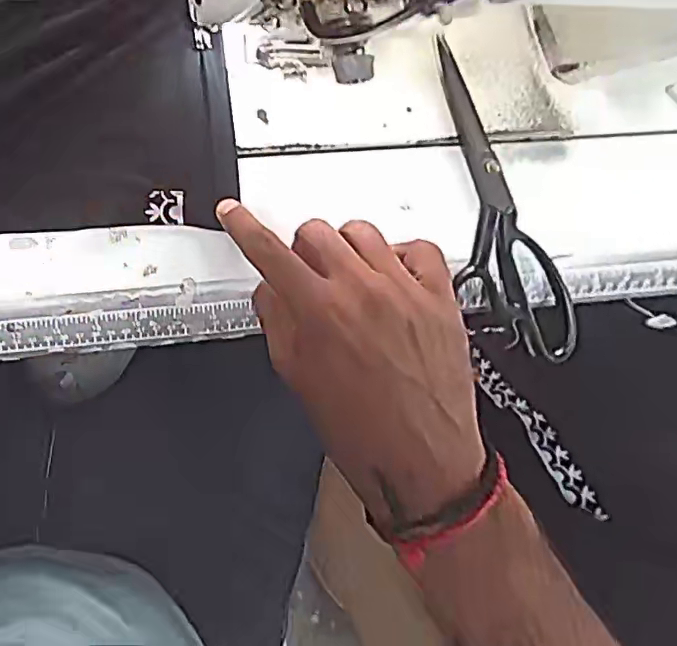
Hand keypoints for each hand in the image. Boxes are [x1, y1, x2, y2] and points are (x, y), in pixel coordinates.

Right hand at [217, 200, 483, 523]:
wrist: (423, 464)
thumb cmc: (362, 430)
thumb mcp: (296, 375)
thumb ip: (276, 319)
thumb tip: (269, 289)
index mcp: (319, 312)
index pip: (268, 251)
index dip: (244, 226)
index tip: (235, 212)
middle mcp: (361, 292)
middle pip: (315, 231)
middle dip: (301, 248)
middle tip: (308, 273)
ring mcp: (404, 292)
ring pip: (362, 231)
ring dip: (345, 247)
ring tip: (350, 276)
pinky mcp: (441, 300)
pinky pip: (420, 247)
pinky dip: (402, 253)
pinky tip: (393, 273)